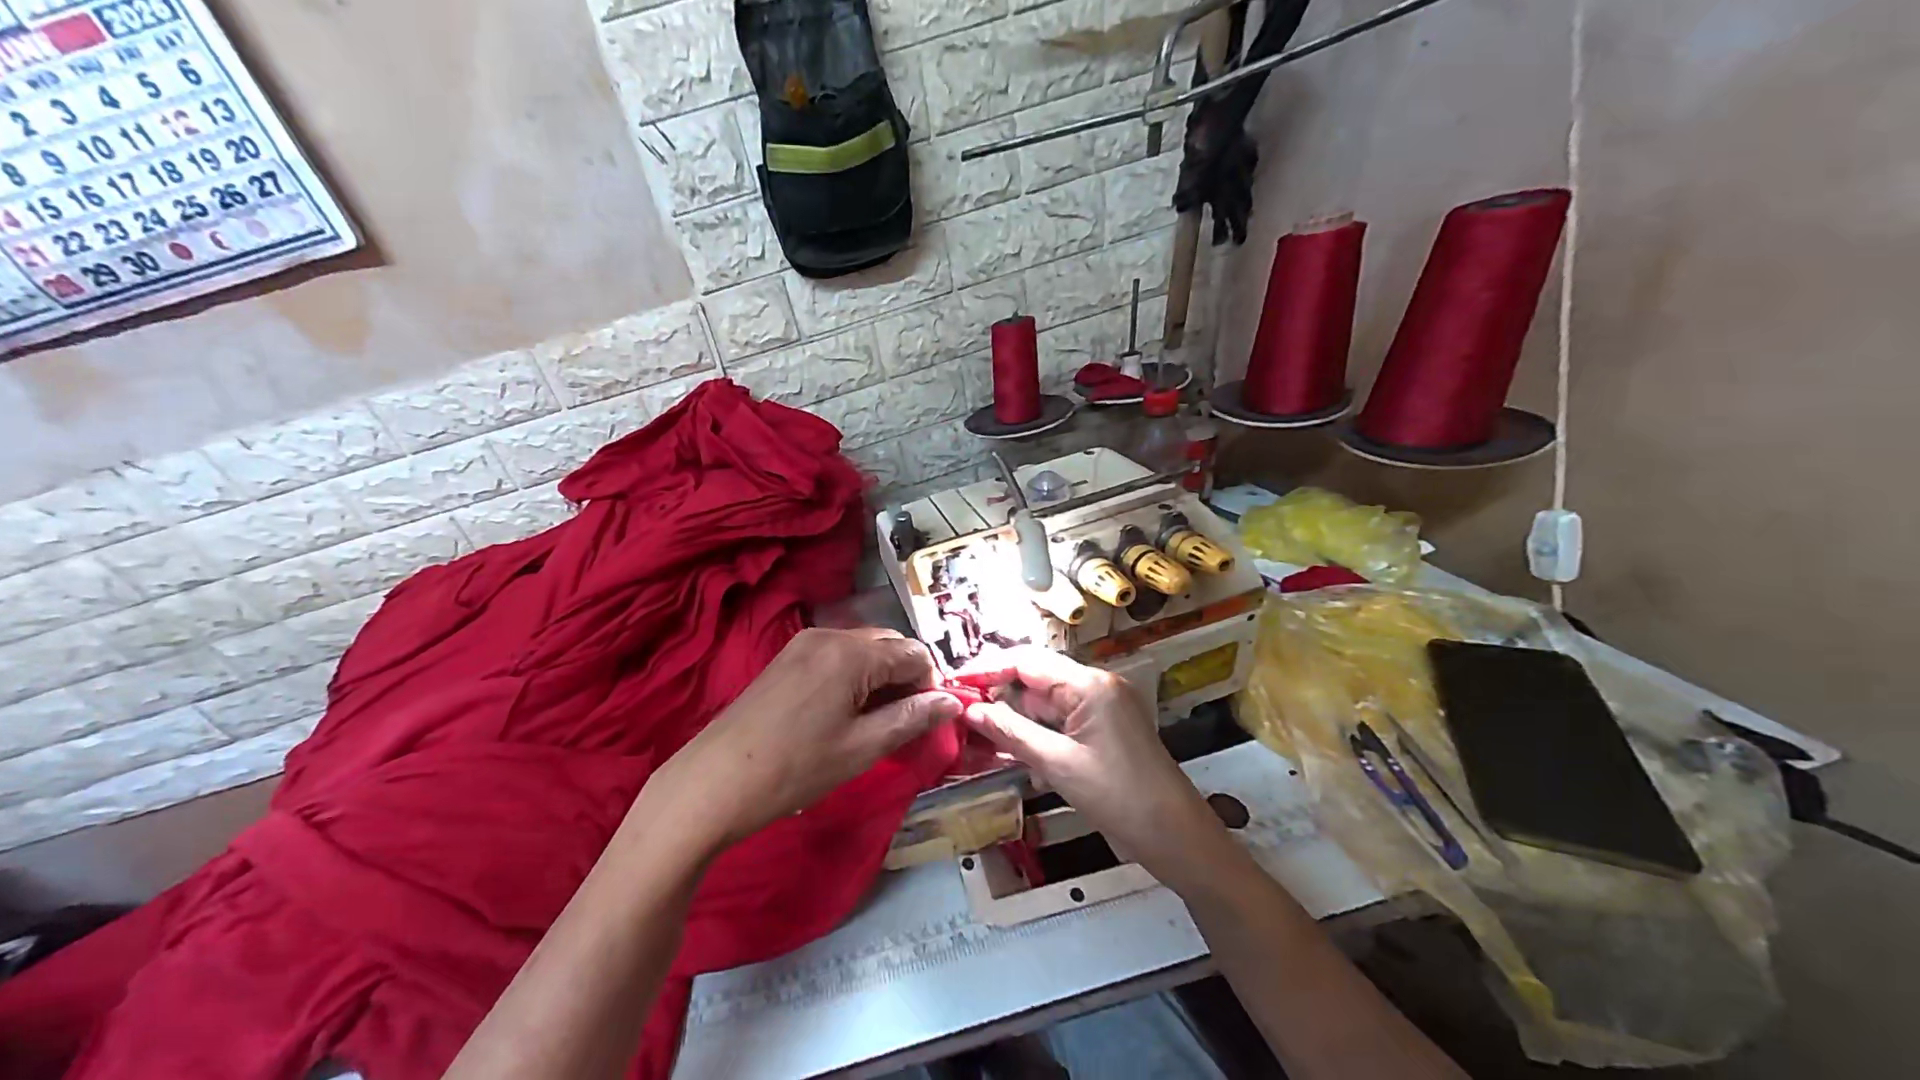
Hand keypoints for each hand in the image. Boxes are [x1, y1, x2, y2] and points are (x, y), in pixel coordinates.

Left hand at [645, 628, 961, 851]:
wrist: (713, 781)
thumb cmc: (795, 768)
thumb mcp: (862, 748)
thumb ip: (911, 718)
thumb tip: (951, 701)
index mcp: (852, 652)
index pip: (913, 653)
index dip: (931, 684)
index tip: (930, 719)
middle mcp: (829, 635)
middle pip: (888, 644)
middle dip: (906, 677)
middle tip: (906, 722)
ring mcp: (803, 644)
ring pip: (862, 649)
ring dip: (880, 676)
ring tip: (877, 721)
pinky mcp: (786, 658)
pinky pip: (836, 656)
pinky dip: (854, 676)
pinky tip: (846, 711)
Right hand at [959, 648, 1230, 885]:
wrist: (1177, 838)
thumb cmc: (1120, 797)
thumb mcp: (1058, 764)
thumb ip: (1011, 733)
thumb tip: (971, 711)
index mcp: (1090, 685)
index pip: (1028, 662)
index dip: (988, 668)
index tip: (955, 680)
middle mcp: (1097, 687)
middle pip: (1036, 681)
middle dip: (999, 695)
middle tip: (960, 711)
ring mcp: (1103, 709)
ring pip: (1047, 705)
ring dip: (1016, 720)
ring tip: (977, 734)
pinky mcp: (1105, 731)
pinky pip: (1062, 724)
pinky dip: (1038, 736)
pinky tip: (1014, 753)